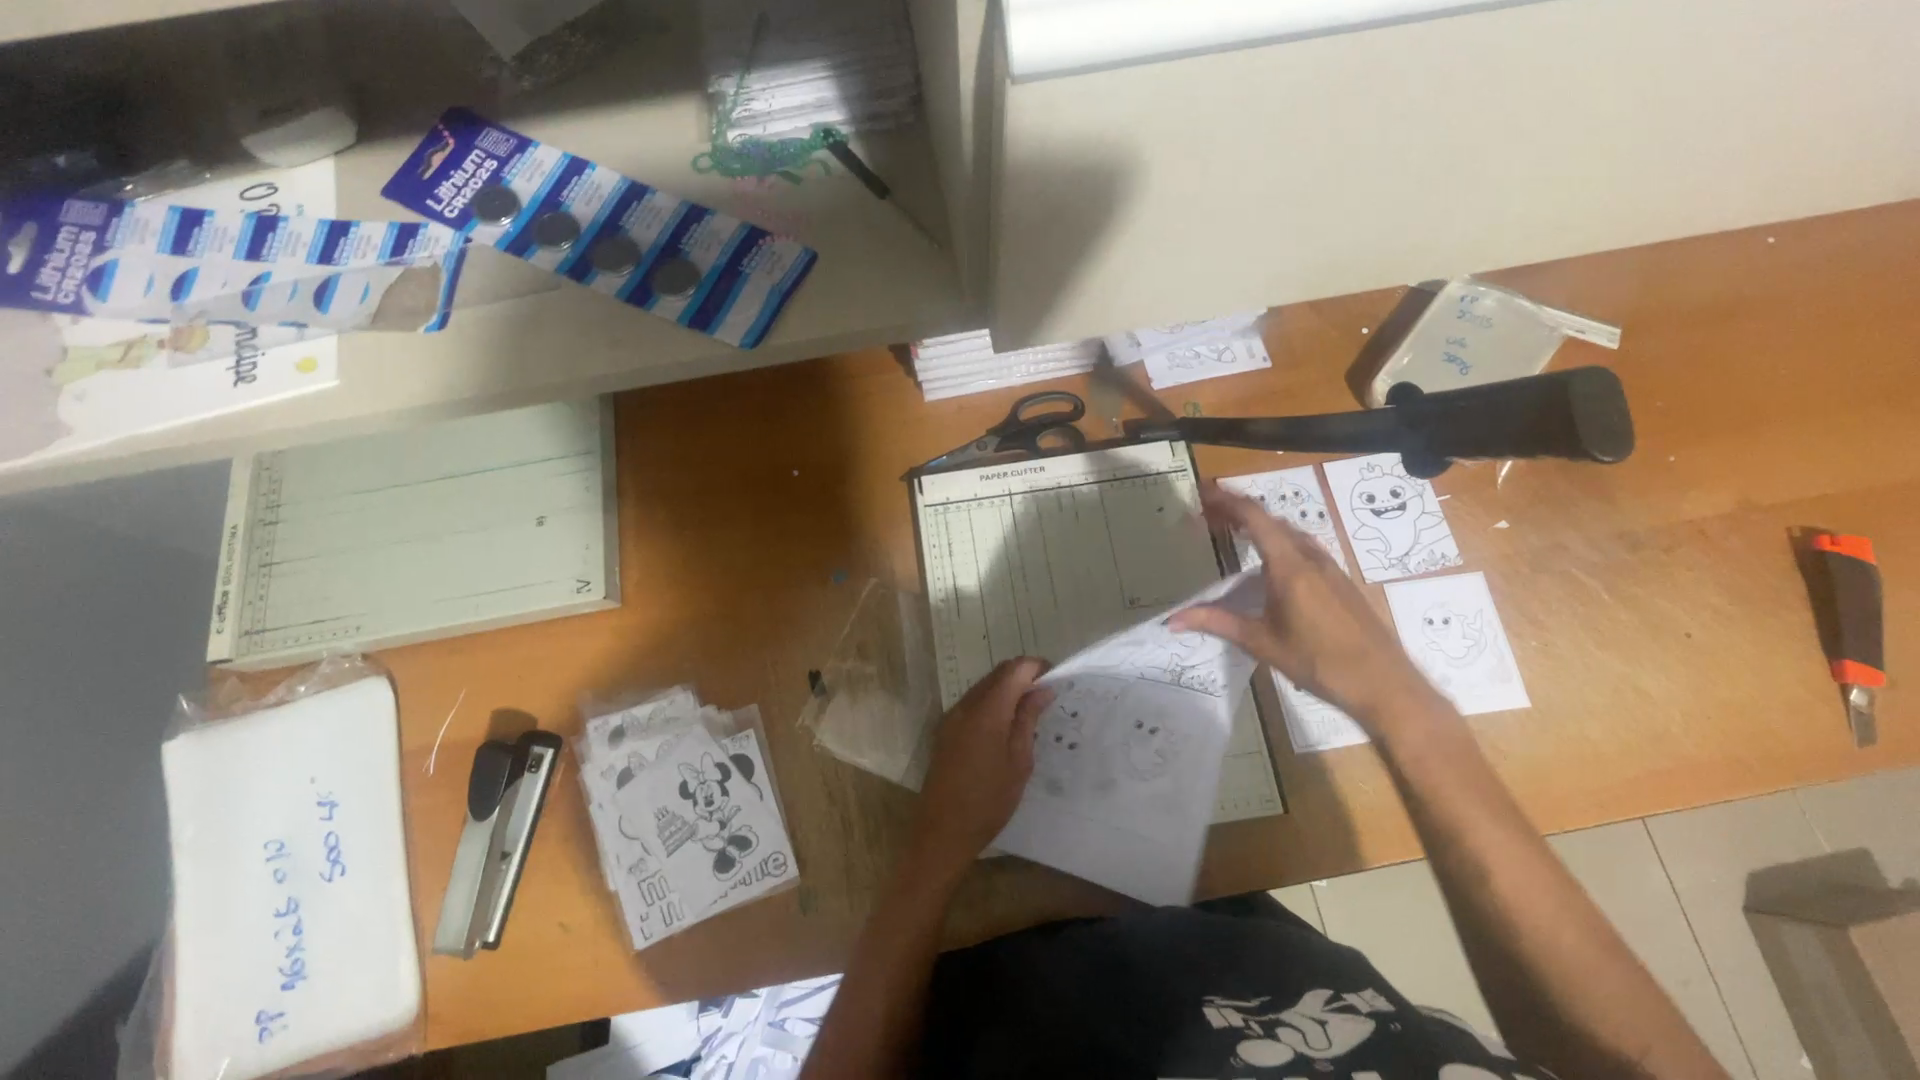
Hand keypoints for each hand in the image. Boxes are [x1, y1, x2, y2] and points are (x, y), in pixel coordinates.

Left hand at [908, 657, 1053, 879]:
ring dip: (1007, 689)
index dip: (1037, 668)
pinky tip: (1006, 726)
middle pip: (997, 674)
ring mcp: (951, 717)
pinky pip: (972, 704)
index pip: (1014, 670)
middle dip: (1023, 676)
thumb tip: (1042, 690)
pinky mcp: (945, 731)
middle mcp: (965, 706)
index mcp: (987, 711)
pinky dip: (992, 703)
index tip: (1056, 680)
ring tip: (1029, 712)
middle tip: (1046, 696)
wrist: (942, 830)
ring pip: (984, 687)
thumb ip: (1028, 720)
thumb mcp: (1019, 762)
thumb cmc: (989, 801)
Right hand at [1169, 484, 1442, 732]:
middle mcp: (1311, 558)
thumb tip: (1173, 620)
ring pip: (1290, 533)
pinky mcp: (1340, 581)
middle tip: (1208, 515)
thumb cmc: (1318, 661)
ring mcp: (1330, 567)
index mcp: (1289, 566)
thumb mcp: (1261, 642)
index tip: (1203, 494)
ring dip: (1261, 526)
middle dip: (1238, 512)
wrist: (1382, 681)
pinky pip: (1304, 547)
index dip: (1227, 501)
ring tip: (1234, 532)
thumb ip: (1217, 622)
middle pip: (1271, 521)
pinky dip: (1279, 541)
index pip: (1254, 518)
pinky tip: (1271, 563)